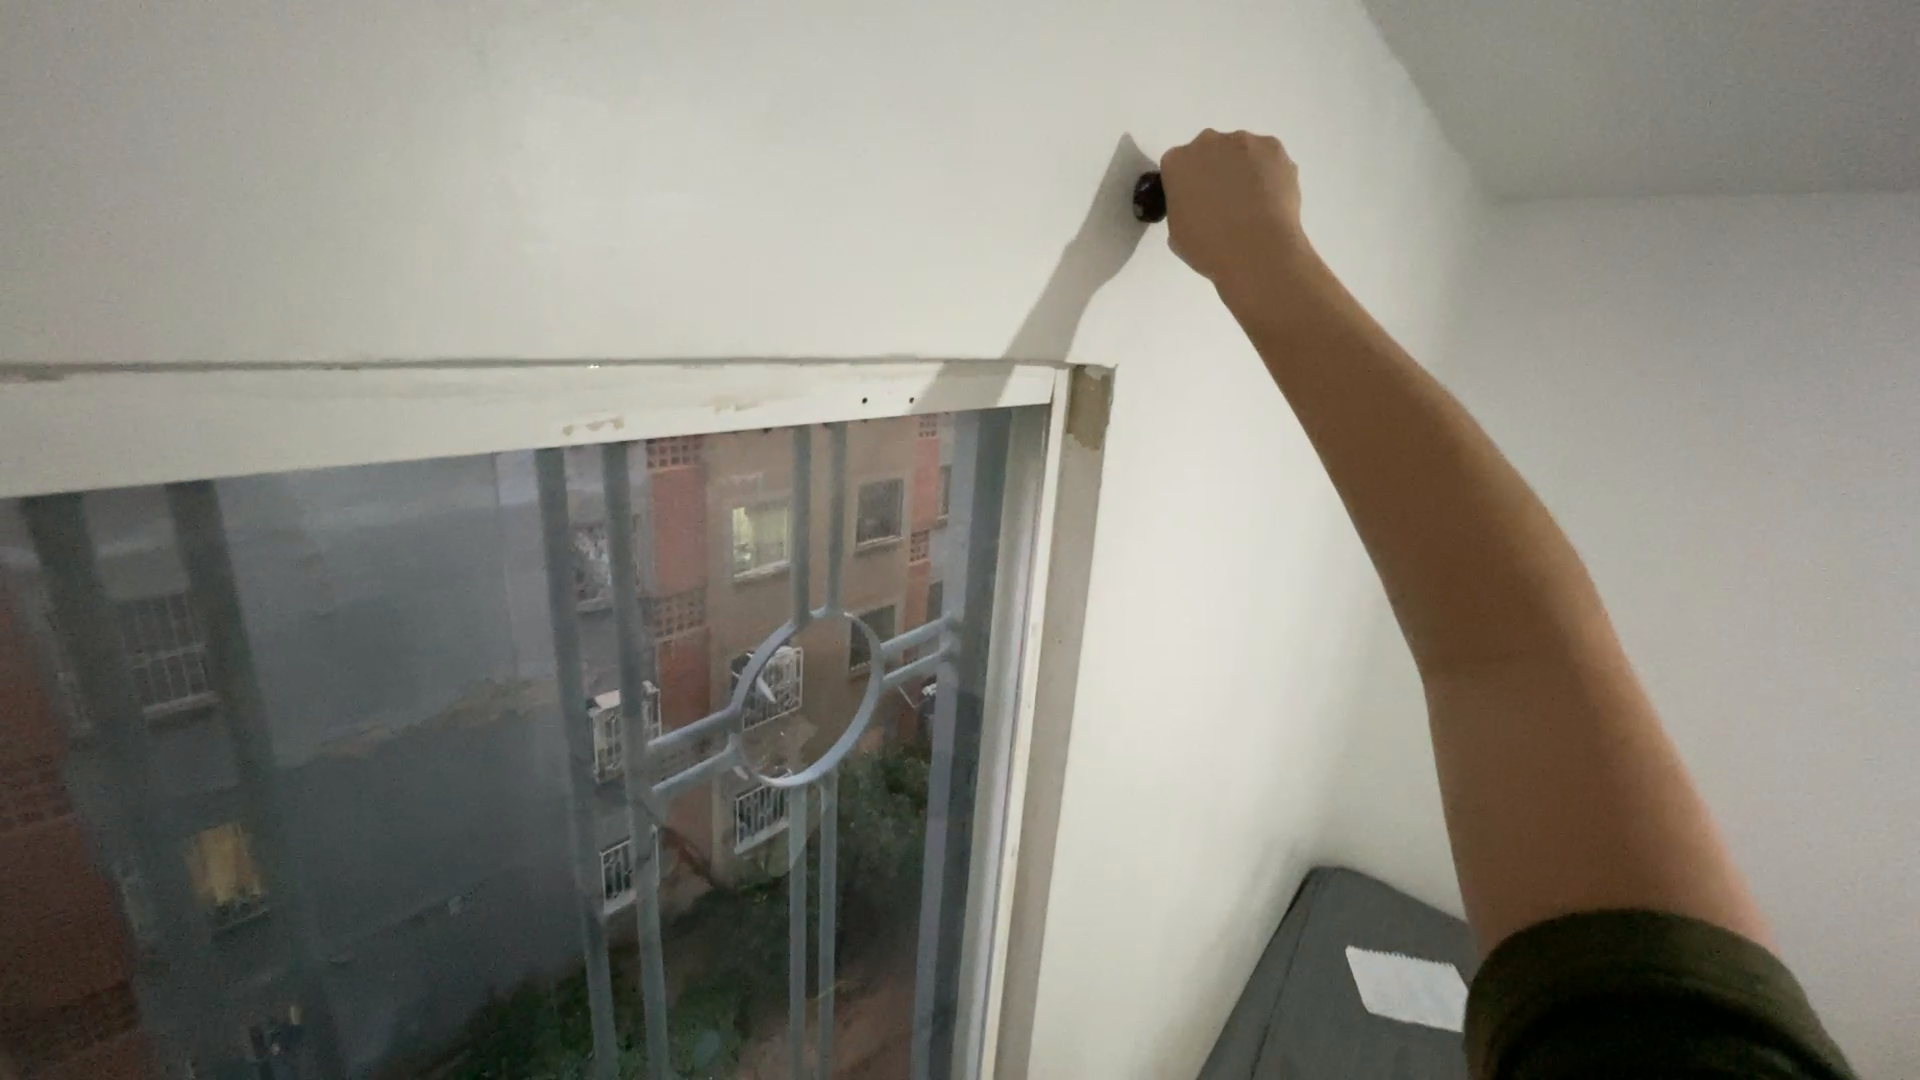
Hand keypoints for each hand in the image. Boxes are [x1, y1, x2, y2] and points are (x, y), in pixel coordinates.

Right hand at [1160, 130, 1315, 292]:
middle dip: (1213, 172)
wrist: (1257, 249)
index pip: (1177, 167)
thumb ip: (1181, 208)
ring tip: (1250, 205)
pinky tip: (1268, 200)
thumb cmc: (1208, 247)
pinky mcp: (1274, 147)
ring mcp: (1244, 141)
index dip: (1186, 187)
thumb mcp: (1176, 234)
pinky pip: (1266, 158)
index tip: (1194, 206)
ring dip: (1241, 171)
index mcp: (1177, 162)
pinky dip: (1266, 173)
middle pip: (1208, 152)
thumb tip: (1197, 206)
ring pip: (1239, 153)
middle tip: (1222, 204)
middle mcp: (1208, 142)